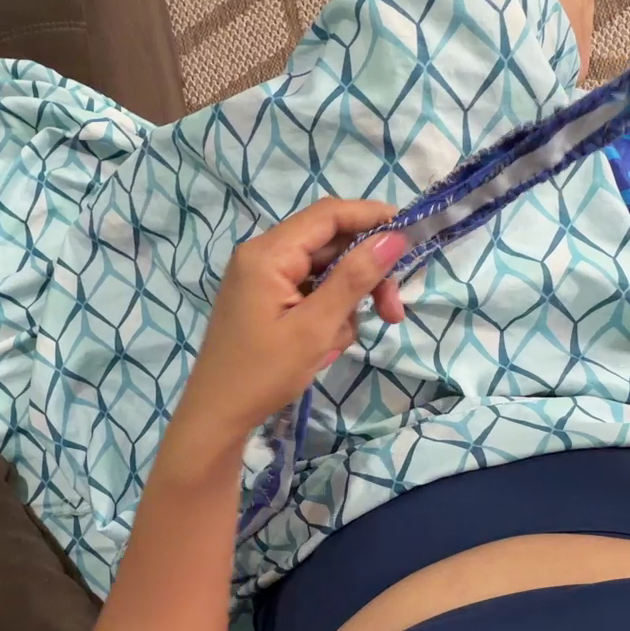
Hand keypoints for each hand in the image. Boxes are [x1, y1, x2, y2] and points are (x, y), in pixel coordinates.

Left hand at [174, 200, 408, 445]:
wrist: (217, 416)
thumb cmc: (263, 374)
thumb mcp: (315, 328)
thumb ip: (355, 279)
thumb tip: (394, 238)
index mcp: (269, 254)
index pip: (329, 215)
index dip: (373, 218)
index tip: (412, 236)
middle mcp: (263, 256)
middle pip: (331, 245)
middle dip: (366, 276)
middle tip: (394, 313)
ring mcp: (264, 280)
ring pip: (325, 274)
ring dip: (345, 305)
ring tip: (336, 345)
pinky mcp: (267, 302)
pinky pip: (310, 295)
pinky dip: (326, 317)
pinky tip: (322, 348)